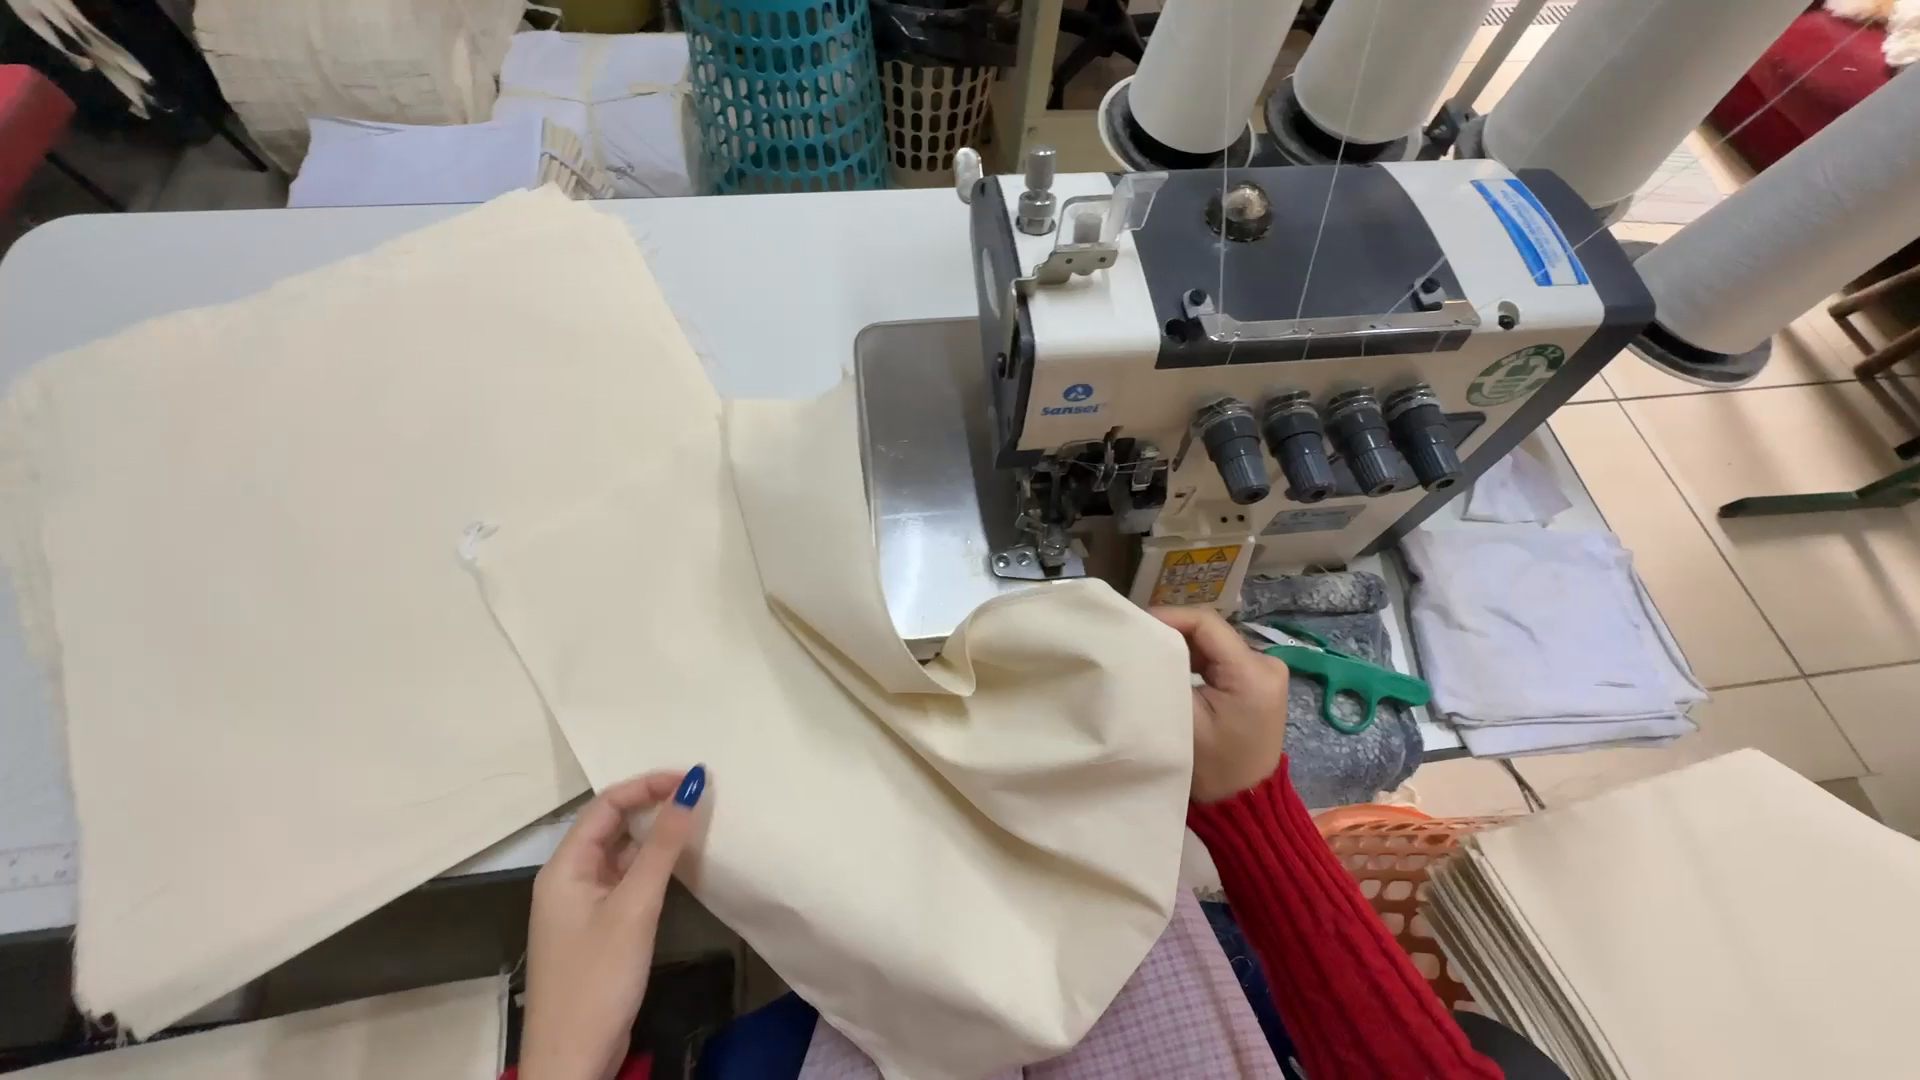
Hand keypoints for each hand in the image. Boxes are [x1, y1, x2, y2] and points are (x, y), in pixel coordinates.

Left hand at [519, 766, 707, 1079]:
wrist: (571, 1060)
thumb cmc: (598, 978)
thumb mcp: (635, 907)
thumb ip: (663, 847)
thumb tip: (689, 790)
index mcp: (565, 867)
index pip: (606, 805)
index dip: (647, 785)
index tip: (691, 779)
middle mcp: (568, 877)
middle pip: (610, 823)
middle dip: (652, 803)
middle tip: (696, 793)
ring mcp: (581, 903)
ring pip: (619, 850)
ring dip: (653, 832)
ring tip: (693, 817)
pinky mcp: (597, 925)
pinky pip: (625, 876)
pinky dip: (650, 862)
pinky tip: (677, 861)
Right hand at [1152, 607, 1290, 802]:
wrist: (1245, 803)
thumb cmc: (1213, 767)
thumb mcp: (1184, 719)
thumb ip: (1165, 676)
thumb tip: (1139, 644)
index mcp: (1253, 673)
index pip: (1206, 624)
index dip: (1168, 617)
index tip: (1135, 625)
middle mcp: (1267, 663)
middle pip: (1210, 631)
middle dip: (1171, 632)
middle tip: (1136, 639)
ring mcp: (1266, 670)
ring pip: (1213, 642)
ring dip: (1182, 645)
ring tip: (1147, 651)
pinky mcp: (1258, 679)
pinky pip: (1220, 656)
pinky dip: (1194, 658)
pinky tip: (1170, 665)